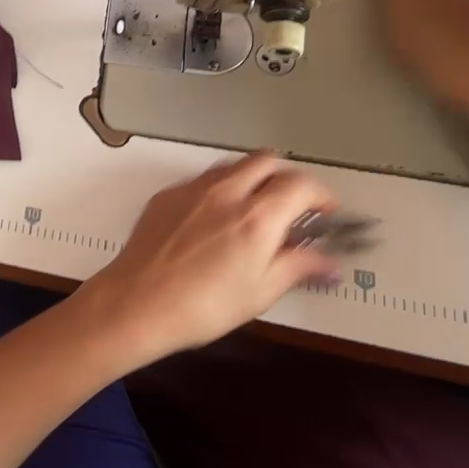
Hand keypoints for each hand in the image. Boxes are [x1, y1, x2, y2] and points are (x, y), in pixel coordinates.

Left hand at [70, 153, 338, 370]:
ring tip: (257, 209)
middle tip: (294, 206)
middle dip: (287, 177)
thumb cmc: (205, 305)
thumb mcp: (261, 291)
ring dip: (253, 177)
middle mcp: (225, 192)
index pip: (300, 184)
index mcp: (256, 216)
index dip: (321, 194)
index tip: (326, 212)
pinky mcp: (166, 195)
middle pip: (266, 161)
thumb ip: (298, 267)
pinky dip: (221, 189)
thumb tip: (330, 262)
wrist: (138, 301)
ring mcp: (191, 189)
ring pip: (232, 166)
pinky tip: (217, 218)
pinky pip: (202, 180)